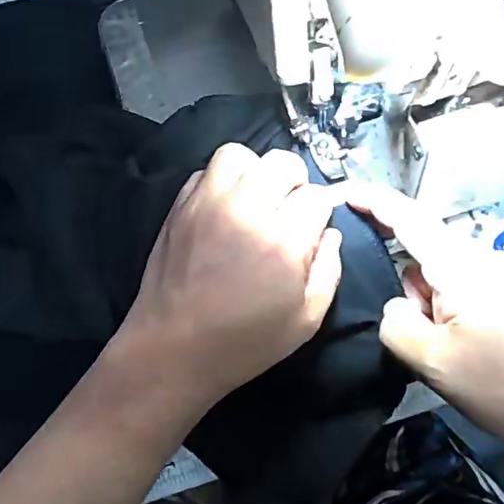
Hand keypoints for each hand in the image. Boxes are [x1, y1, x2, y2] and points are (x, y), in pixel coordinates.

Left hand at [116, 144, 343, 408]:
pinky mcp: (180, 206)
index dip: (319, 213)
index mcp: (283, 238)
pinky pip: (205, 172)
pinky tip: (224, 210)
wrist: (173, 348)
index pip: (316, 197)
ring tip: (254, 200)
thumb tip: (330, 235)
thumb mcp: (305, 320)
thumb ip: (328, 271)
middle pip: (282, 163)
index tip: (310, 232)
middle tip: (288, 210)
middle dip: (294, 183)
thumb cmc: (244, 342)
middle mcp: (246, 209)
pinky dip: (220, 183)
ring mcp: (208, 202)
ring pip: (239, 155)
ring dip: (254, 172)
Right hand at [343, 184, 503, 476]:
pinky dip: (464, 318)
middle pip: (428, 259)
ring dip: (440, 312)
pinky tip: (486, 358)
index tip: (342, 190)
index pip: (408, 218)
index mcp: (464, 265)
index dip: (373, 200)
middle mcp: (491, 259)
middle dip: (414, 295)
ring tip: (463, 360)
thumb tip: (399, 307)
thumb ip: (397, 325)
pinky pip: (477, 294)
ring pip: (452, 281)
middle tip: (429, 347)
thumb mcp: (434, 363)